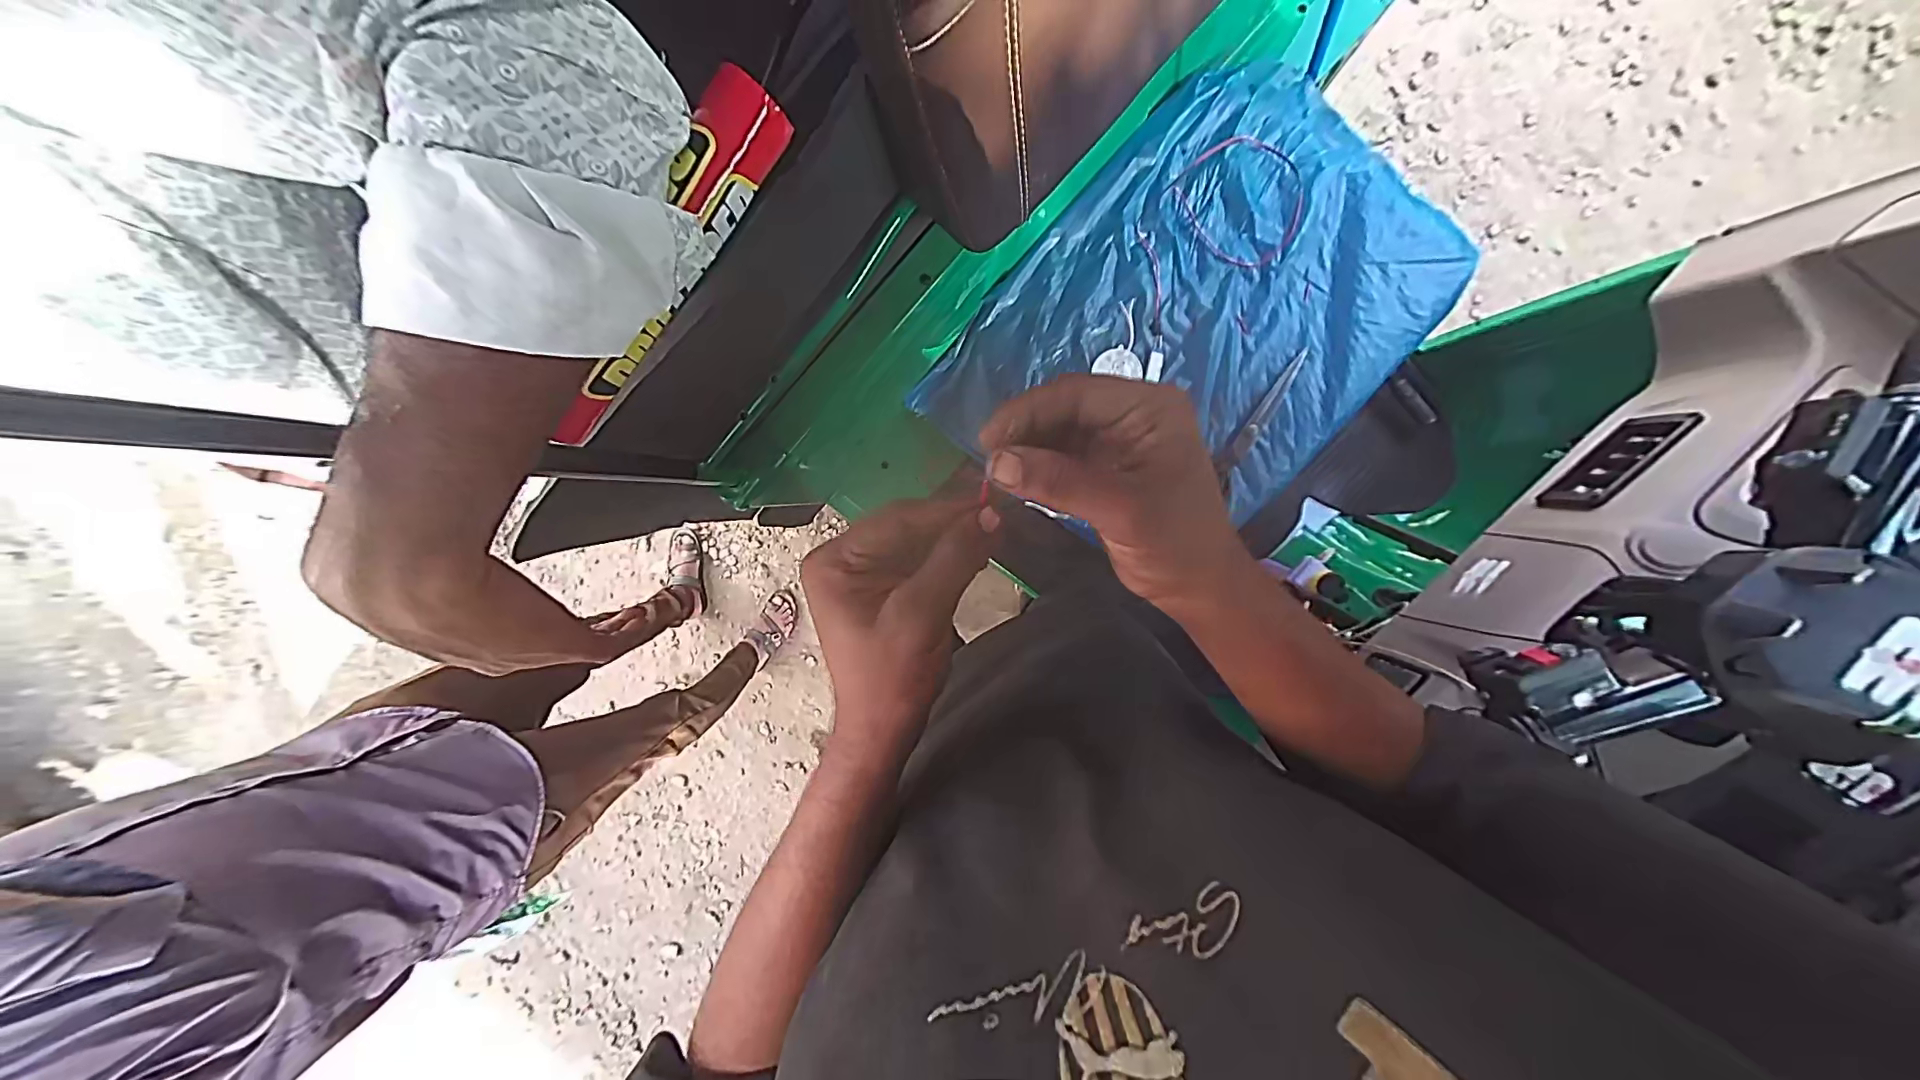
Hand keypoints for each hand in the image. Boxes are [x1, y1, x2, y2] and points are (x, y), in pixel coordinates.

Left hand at [801, 498, 996, 757]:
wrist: (883, 729)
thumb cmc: (889, 680)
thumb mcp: (920, 614)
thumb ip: (953, 560)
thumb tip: (988, 516)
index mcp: (834, 561)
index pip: (896, 520)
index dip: (946, 510)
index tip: (989, 504)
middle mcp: (843, 559)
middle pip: (906, 526)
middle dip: (952, 523)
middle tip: (997, 514)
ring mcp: (862, 573)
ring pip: (917, 540)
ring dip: (954, 537)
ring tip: (993, 529)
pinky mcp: (884, 588)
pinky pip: (920, 559)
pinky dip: (950, 555)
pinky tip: (976, 549)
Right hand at [979, 374, 1250, 610]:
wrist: (1198, 585)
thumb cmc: (1175, 543)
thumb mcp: (1119, 510)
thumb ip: (1059, 482)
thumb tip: (996, 462)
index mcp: (1148, 406)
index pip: (1076, 394)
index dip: (1026, 412)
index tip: (988, 440)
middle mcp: (1132, 413)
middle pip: (1063, 407)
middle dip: (1024, 430)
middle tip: (987, 458)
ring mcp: (1118, 438)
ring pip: (1058, 430)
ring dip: (1026, 448)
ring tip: (996, 471)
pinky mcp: (1105, 464)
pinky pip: (1061, 455)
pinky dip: (1036, 466)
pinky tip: (1015, 479)